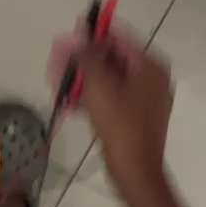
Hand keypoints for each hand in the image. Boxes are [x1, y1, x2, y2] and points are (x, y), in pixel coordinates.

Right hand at [50, 22, 173, 198]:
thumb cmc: (120, 126)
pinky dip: (90, 97)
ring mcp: (142, 99)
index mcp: (150, 67)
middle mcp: (150, 78)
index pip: (119, 38)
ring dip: (80, 79)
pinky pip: (109, 97)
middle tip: (54, 60)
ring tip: (55, 81)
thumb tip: (78, 35)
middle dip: (80, 60)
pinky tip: (66, 100)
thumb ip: (87, 57)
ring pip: (106, 80)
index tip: (68, 35)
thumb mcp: (100, 87)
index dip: (92, 35)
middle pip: (110, 59)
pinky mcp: (132, 116)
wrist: (134, 171)